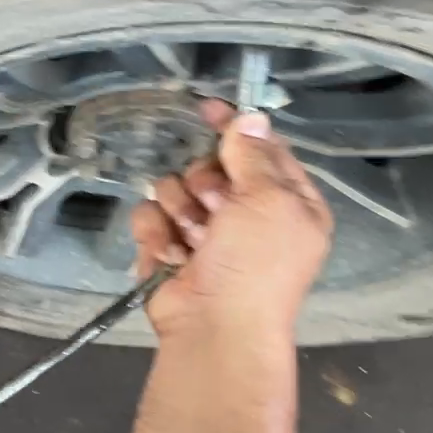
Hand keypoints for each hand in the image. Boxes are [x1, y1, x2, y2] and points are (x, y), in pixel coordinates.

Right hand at [131, 102, 332, 343]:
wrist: (213, 323)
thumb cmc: (255, 263)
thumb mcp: (270, 202)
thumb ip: (255, 156)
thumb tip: (250, 117)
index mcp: (285, 200)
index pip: (259, 149)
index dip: (235, 128)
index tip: (208, 109)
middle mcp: (243, 212)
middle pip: (206, 167)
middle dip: (203, 184)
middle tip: (213, 208)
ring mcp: (200, 229)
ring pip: (170, 189)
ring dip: (178, 213)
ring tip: (192, 241)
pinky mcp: (164, 245)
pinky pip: (147, 217)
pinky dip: (156, 236)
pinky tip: (171, 255)